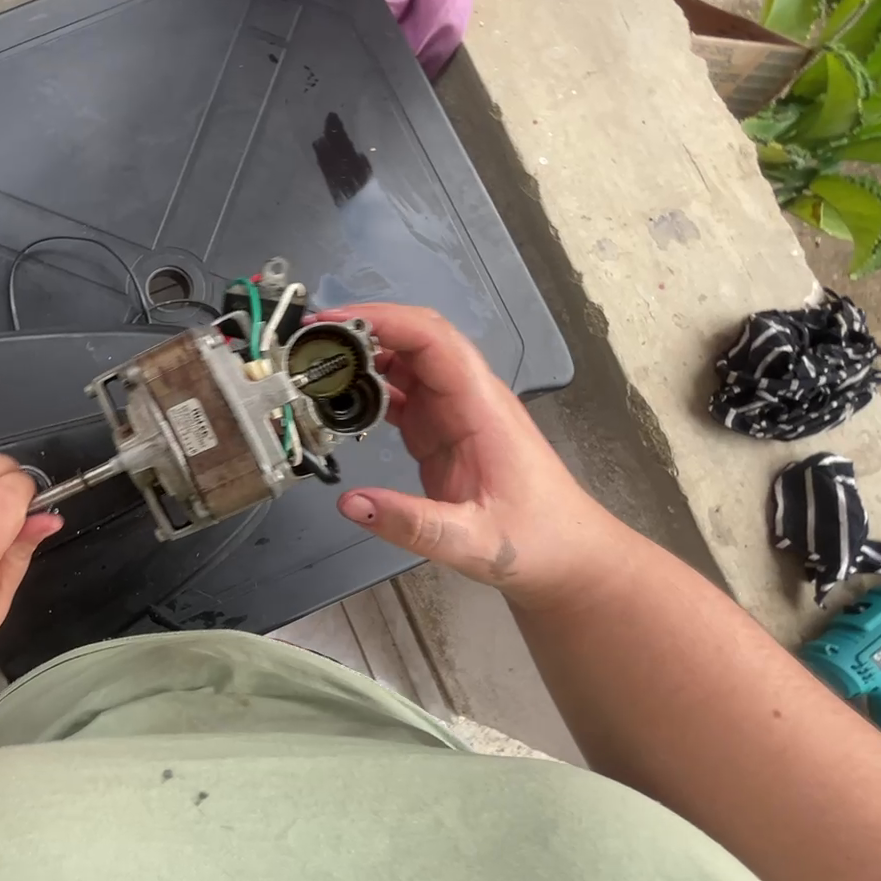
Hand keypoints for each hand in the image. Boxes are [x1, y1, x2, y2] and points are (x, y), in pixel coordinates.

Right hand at [311, 304, 617, 604]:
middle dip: (364, 328)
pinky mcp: (438, 429)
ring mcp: (452, 411)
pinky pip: (400, 391)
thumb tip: (348, 503)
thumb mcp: (471, 542)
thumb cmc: (536, 543)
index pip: (433, 341)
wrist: (570, 558)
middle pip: (416, 340)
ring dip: (362, 354)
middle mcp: (466, 398)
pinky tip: (337, 397)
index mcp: (480, 409)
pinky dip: (367, 385)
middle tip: (311, 339)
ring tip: (314, 363)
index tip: (333, 323)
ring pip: (405, 361)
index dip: (384, 322)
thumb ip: (409, 522)